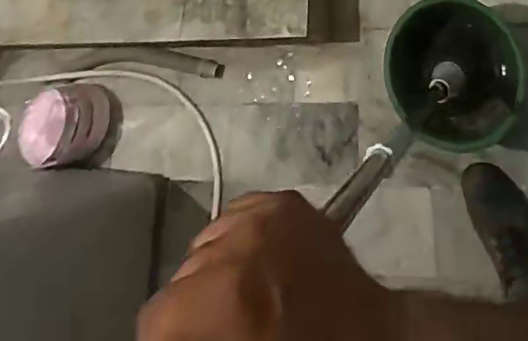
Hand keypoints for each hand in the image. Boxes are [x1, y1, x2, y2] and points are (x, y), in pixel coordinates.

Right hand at [138, 191, 399, 340]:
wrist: (370, 334)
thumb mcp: (227, 339)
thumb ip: (195, 327)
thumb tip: (178, 320)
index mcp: (215, 300)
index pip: (157, 315)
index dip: (173, 333)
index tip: (192, 335)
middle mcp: (235, 247)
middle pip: (184, 274)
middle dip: (198, 298)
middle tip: (226, 319)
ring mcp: (264, 216)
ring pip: (210, 240)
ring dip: (220, 263)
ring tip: (247, 287)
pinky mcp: (286, 199)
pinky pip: (241, 212)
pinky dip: (243, 234)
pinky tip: (260, 257)